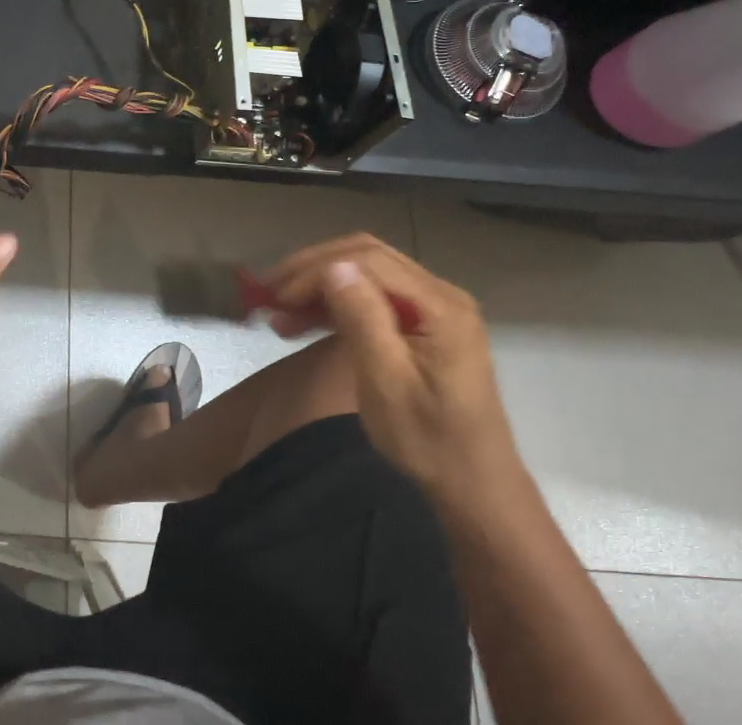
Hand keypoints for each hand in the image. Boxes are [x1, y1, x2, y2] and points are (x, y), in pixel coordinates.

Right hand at [261, 234, 521, 504]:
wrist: (473, 483)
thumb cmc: (427, 438)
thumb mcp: (385, 381)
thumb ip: (362, 318)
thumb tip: (332, 267)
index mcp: (440, 306)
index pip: (367, 262)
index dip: (315, 271)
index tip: (275, 300)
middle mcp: (442, 295)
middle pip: (367, 257)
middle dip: (312, 270)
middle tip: (268, 295)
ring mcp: (436, 309)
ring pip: (368, 273)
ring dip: (320, 285)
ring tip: (279, 311)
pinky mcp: (425, 325)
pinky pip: (375, 295)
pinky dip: (337, 302)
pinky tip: (306, 320)